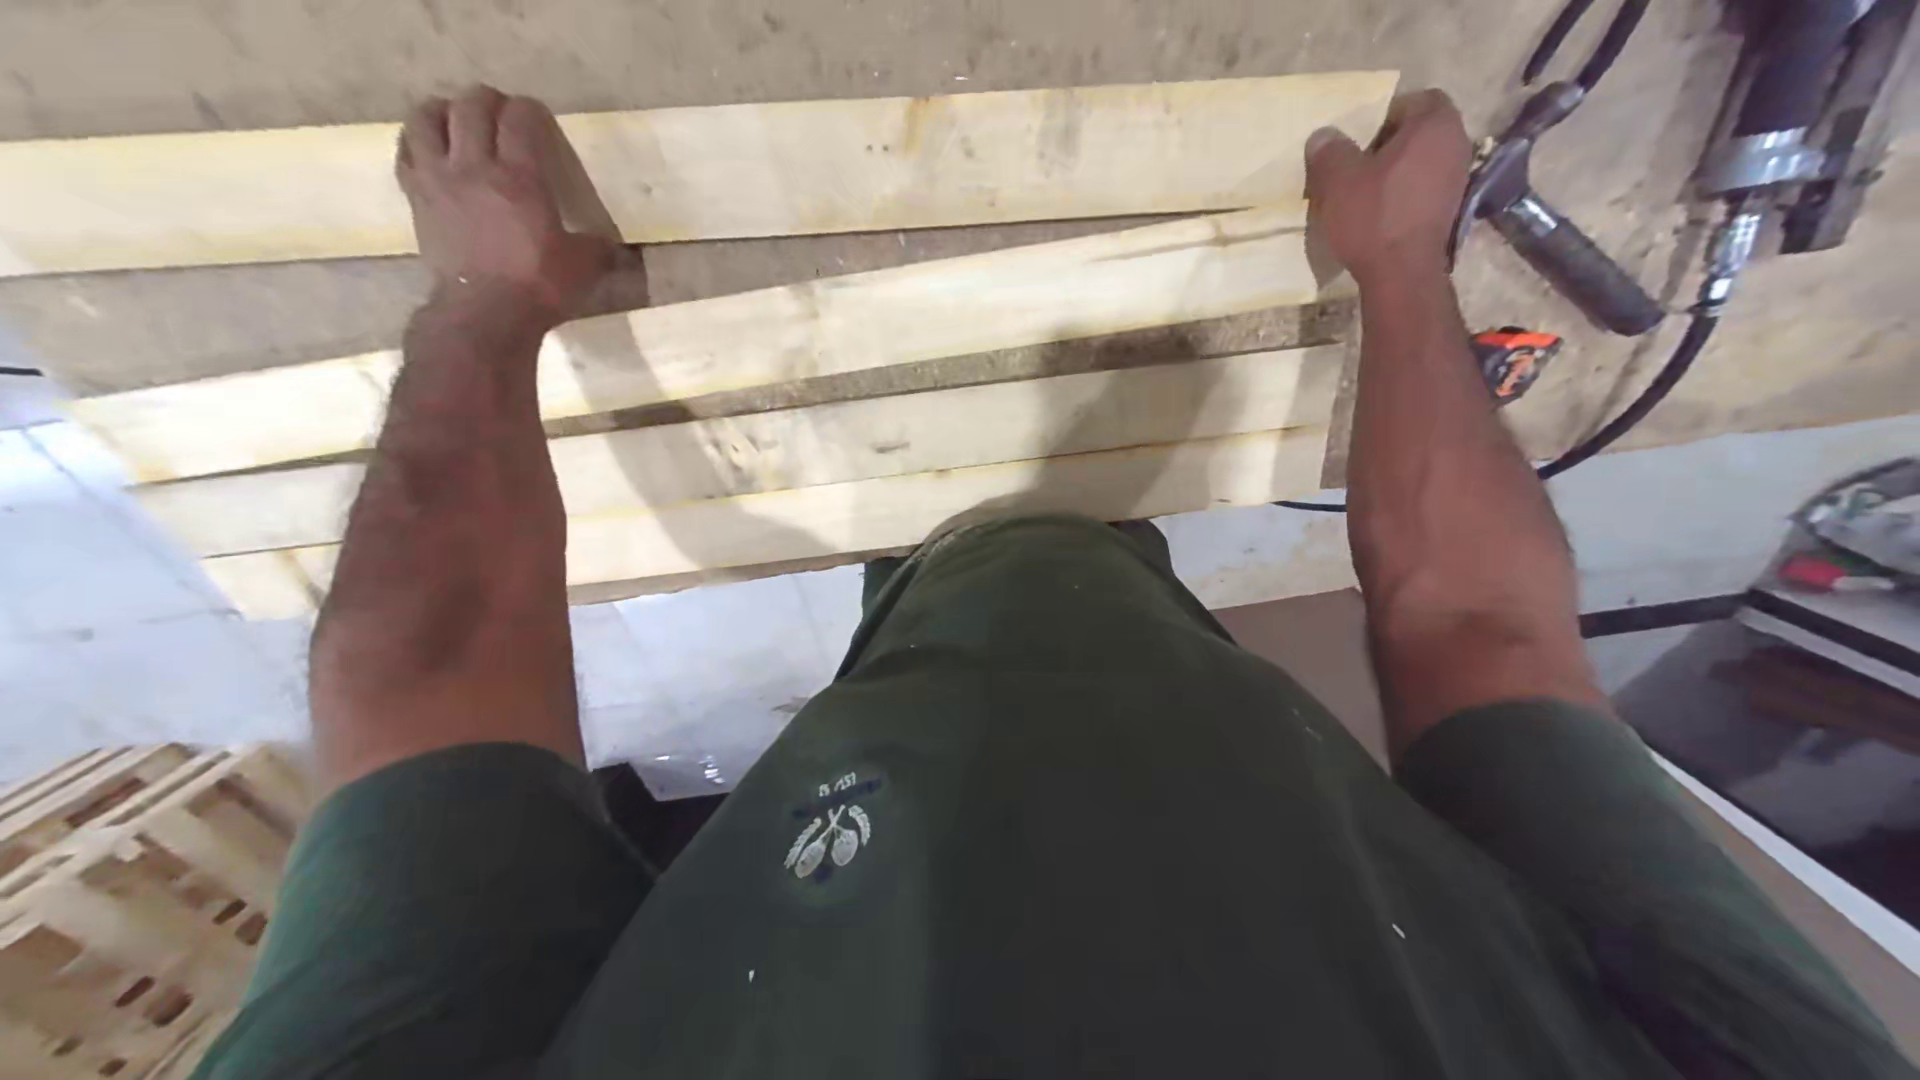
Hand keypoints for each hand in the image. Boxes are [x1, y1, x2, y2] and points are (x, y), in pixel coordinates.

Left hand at [396, 86, 616, 327]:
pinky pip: (407, 152)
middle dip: (488, 100)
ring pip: (428, 119)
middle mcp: (475, 166)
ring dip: (443, 109)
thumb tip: (611, 245)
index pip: (520, 122)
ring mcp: (439, 179)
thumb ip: (597, 247)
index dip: (530, 110)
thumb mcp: (585, 267)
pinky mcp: (417, 198)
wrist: (486, 312)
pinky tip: (427, 146)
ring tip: (455, 115)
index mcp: (521, 178)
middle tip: (500, 108)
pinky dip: (417, 140)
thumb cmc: (541, 286)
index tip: (538, 114)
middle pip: (471, 108)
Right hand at [1305, 89, 1471, 284]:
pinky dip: (1402, 194)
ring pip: (1420, 162)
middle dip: (1386, 145)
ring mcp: (1457, 177)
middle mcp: (1456, 142)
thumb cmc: (1372, 216)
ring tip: (1362, 193)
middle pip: (1417, 132)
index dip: (1382, 116)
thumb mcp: (1338, 180)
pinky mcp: (1449, 207)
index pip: (1412, 100)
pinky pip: (1422, 188)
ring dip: (1393, 172)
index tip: (1355, 140)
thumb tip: (1323, 135)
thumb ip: (1329, 151)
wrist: (1401, 271)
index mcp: (1434, 124)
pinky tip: (1378, 214)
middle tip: (1353, 165)